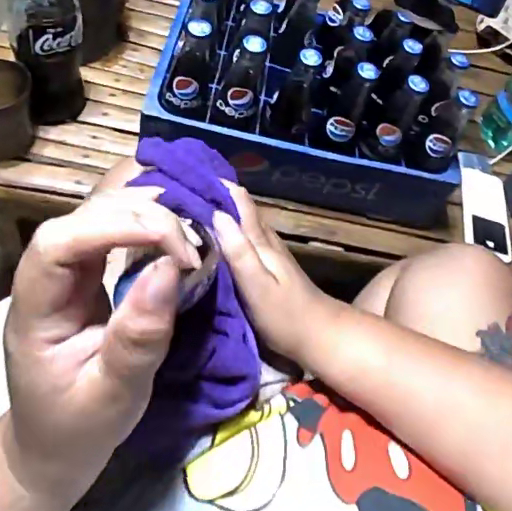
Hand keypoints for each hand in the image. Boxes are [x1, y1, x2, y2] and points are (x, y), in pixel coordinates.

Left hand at [2, 189, 198, 505]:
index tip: (170, 248)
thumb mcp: (112, 398)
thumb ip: (136, 341)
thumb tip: (168, 271)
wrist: (52, 444)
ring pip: (100, 213)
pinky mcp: (88, 269)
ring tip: (189, 238)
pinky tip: (176, 232)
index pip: (57, 243)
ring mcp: (67, 269)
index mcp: (35, 310)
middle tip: (190, 248)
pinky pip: (115, 228)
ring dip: (148, 214)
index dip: (112, 228)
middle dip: (141, 218)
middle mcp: (46, 277)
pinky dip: (149, 223)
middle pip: (82, 217)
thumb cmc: (75, 427)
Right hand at [212, 183, 340, 363]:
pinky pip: (249, 239)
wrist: (320, 336)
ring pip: (247, 224)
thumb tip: (218, 214)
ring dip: (228, 212)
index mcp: (261, 243)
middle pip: (243, 211)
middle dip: (221, 197)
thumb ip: (239, 252)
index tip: (196, 174)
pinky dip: (235, 230)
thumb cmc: (285, 315)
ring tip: (202, 204)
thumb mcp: (257, 286)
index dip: (221, 189)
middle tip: (191, 185)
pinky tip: (225, 235)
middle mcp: (267, 242)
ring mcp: (272, 254)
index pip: (241, 206)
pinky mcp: (272, 268)